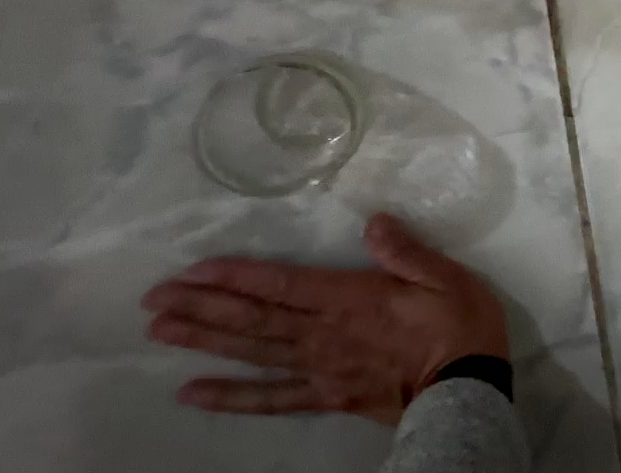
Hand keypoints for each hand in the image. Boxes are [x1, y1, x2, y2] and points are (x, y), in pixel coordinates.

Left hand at [142, 214, 507, 425]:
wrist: (465, 387)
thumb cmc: (460, 323)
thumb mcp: (446, 276)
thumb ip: (406, 251)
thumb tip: (372, 222)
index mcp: (354, 299)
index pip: (286, 285)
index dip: (239, 276)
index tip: (195, 270)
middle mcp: (326, 334)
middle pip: (257, 319)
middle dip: (205, 305)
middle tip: (155, 298)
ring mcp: (321, 369)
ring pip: (254, 353)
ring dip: (206, 341)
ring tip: (161, 331)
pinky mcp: (326, 397)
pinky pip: (270, 400)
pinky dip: (229, 397)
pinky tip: (192, 393)